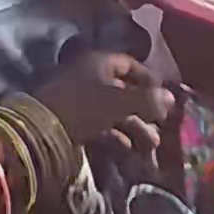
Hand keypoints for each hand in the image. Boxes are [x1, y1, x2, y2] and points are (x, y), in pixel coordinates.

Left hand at [31, 52, 174, 151]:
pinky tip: (130, 150)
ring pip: (115, 111)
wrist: (42, 130)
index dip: (148, 78)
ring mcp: (82, 101)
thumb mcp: (118, 101)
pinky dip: (117, 137)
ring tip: (152, 145)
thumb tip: (172, 98)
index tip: (165, 96)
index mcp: (99, 63)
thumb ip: (146, 99)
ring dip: (135, 127)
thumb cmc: (83, 106)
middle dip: (145, 109)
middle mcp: (91, 78)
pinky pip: (102, 126)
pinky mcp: (75, 122)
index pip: (129, 64)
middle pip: (124, 90)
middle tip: (163, 127)